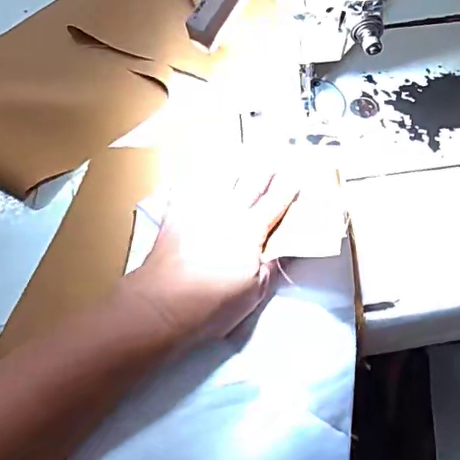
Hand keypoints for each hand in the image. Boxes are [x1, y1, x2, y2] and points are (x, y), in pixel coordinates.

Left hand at [121, 165, 298, 342]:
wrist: (162, 304)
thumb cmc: (213, 303)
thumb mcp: (254, 293)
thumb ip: (271, 267)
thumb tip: (284, 249)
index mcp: (251, 230)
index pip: (275, 204)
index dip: (287, 189)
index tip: (296, 175)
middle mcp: (227, 211)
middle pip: (250, 184)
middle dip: (264, 170)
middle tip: (273, 156)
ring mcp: (200, 209)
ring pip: (220, 179)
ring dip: (233, 167)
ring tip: (240, 156)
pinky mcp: (175, 214)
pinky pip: (187, 188)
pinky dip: (194, 179)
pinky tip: (194, 174)